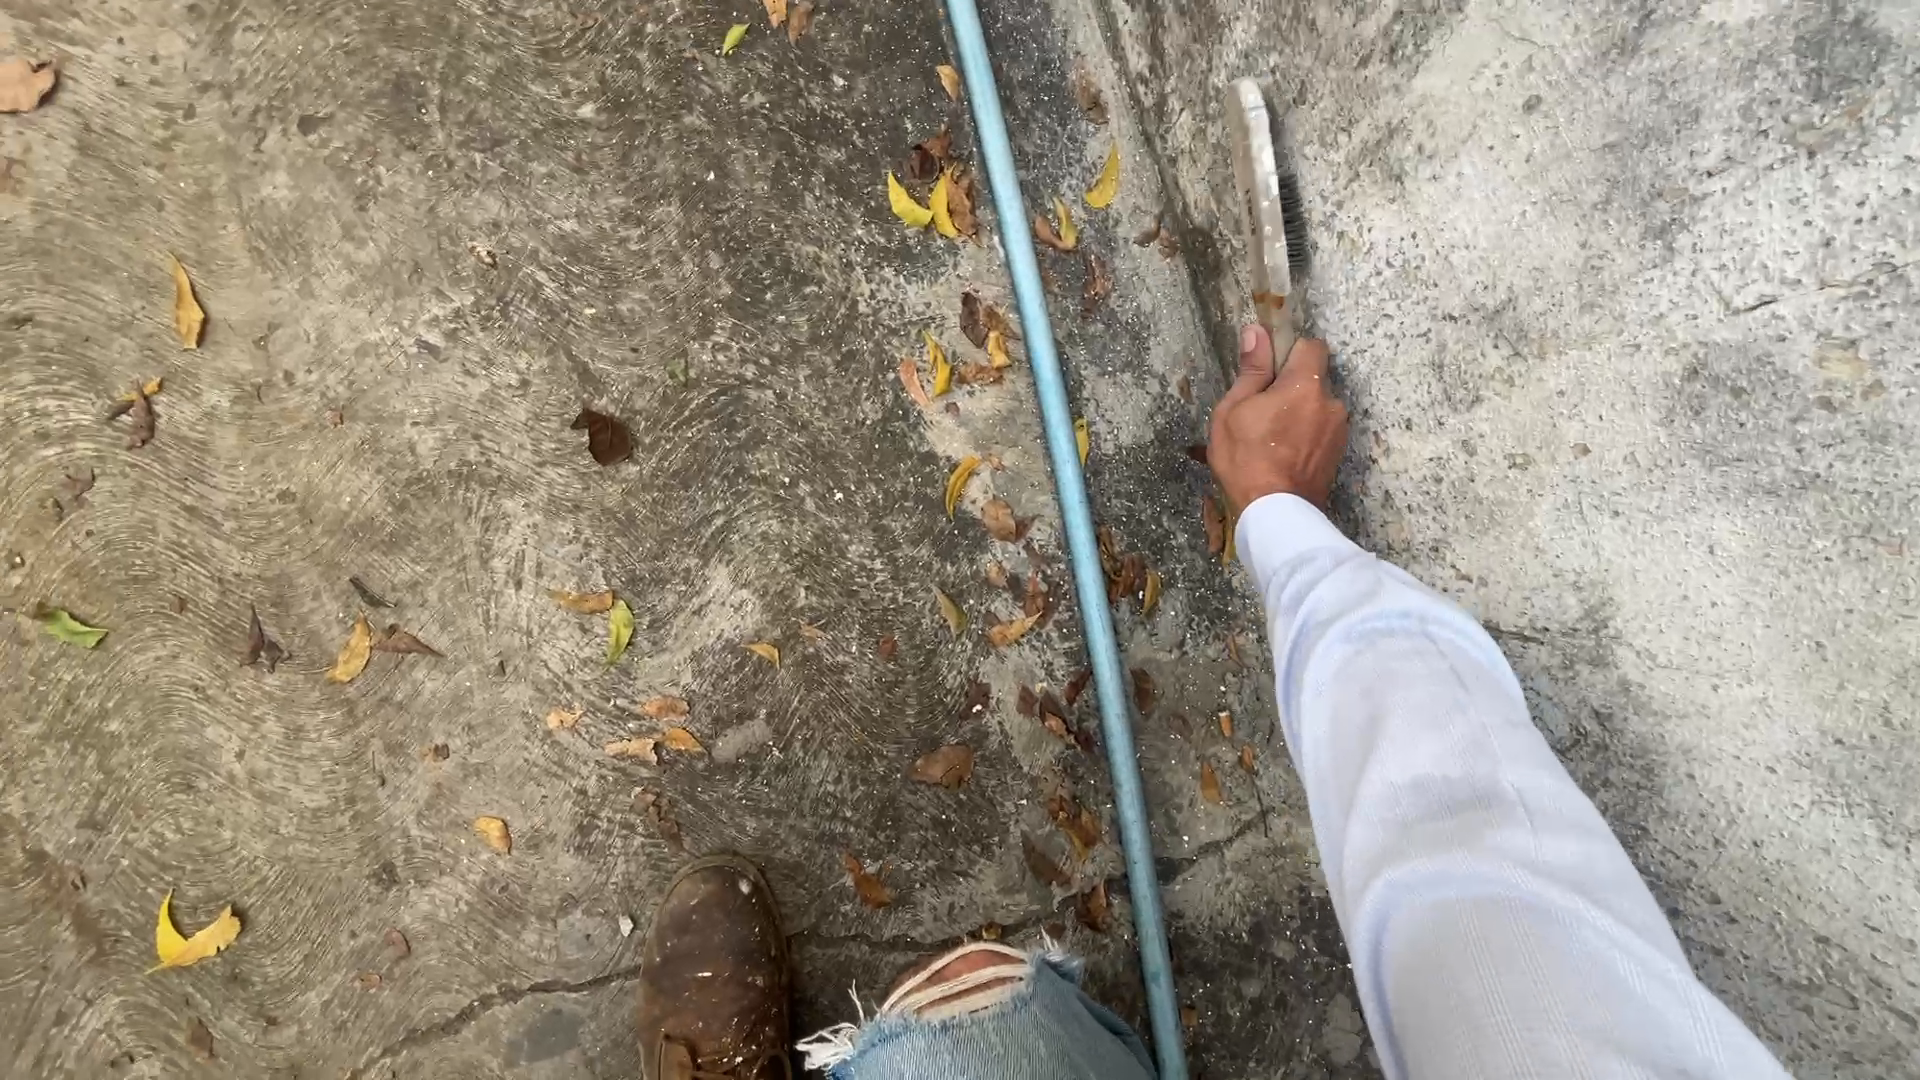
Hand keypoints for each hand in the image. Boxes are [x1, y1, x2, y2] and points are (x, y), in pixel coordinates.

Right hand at [1208, 325, 1348, 510]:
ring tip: (1270, 439)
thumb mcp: (1233, 411)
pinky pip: (1320, 430)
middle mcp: (1330, 401)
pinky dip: (1304, 435)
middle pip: (1312, 379)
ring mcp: (1338, 429)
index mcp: (1305, 384)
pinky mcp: (1338, 452)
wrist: (1275, 512)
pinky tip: (1282, 455)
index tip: (1268, 370)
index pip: (1311, 345)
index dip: (1289, 352)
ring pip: (1316, 407)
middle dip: (1290, 388)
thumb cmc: (1246, 458)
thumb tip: (1255, 332)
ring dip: (1298, 414)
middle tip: (1260, 412)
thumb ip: (1251, 370)